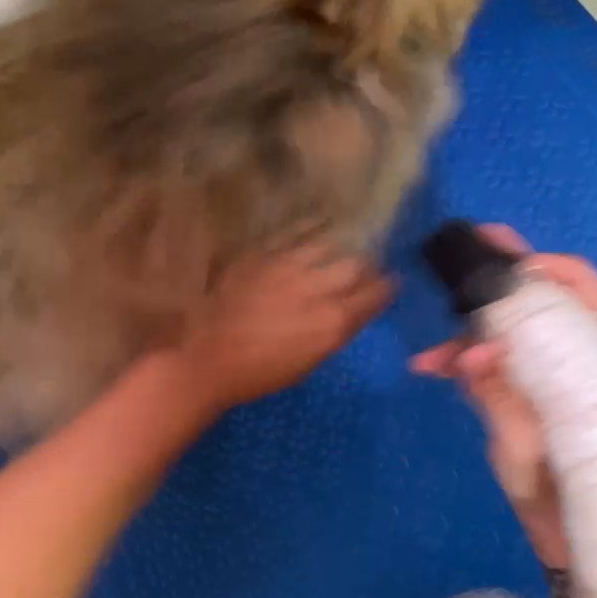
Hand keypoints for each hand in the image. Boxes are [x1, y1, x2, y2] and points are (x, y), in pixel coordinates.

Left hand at [167, 244, 392, 414]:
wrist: (207, 357)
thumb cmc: (259, 372)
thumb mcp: (308, 360)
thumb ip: (331, 330)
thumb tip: (345, 311)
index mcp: (333, 322)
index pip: (374, 294)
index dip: (385, 287)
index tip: (389, 283)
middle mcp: (317, 288)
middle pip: (356, 264)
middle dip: (366, 265)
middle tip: (366, 266)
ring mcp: (288, 266)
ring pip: (328, 245)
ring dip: (339, 247)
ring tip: (342, 245)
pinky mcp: (262, 254)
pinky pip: (294, 234)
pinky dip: (310, 230)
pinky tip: (317, 226)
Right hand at [408, 226, 596, 562]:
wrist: (570, 552)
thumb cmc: (561, 502)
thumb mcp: (528, 445)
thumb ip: (502, 394)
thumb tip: (473, 349)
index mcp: (592, 367)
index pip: (585, 294)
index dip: (550, 268)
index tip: (503, 259)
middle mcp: (571, 365)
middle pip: (540, 302)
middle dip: (496, 281)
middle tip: (458, 257)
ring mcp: (542, 383)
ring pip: (506, 333)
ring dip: (466, 331)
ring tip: (432, 355)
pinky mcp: (516, 403)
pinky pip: (485, 365)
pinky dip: (458, 360)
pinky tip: (428, 368)